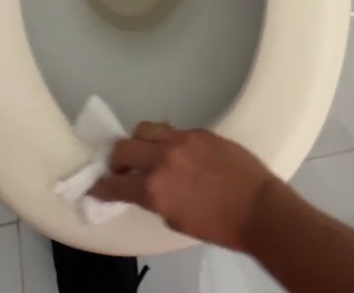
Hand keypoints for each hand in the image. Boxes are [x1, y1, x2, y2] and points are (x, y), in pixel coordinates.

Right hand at [89, 123, 285, 250]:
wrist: (257, 207)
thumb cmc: (217, 225)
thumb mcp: (175, 219)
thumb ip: (155, 199)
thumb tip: (146, 188)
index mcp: (154, 188)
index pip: (115, 184)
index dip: (102, 187)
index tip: (96, 187)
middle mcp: (163, 158)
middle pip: (124, 146)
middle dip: (116, 159)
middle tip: (120, 168)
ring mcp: (183, 139)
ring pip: (146, 128)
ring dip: (139, 141)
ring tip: (145, 152)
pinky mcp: (200, 131)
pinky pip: (173, 130)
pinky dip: (166, 140)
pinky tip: (175, 152)